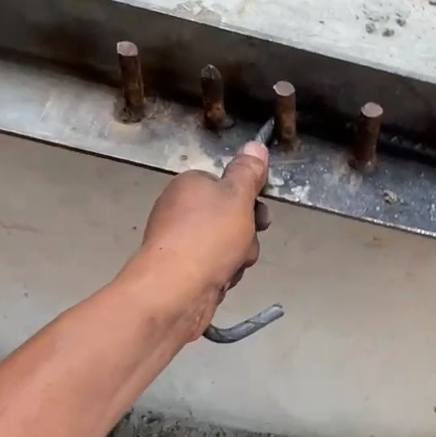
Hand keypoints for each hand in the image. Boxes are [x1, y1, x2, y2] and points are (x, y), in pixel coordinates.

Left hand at [122, 141, 271, 336]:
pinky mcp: (182, 270)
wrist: (176, 290)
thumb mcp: (238, 197)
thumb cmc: (208, 236)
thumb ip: (248, 172)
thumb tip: (255, 145)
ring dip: (239, 255)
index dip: (248, 198)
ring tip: (233, 263)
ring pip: (227, 244)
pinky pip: (215, 265)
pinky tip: (222, 279)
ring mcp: (180, 241)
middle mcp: (180, 209)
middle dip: (246, 232)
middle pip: (230, 216)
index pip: (227, 184)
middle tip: (246, 239)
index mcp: (190, 184)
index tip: (259, 211)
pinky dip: (224, 273)